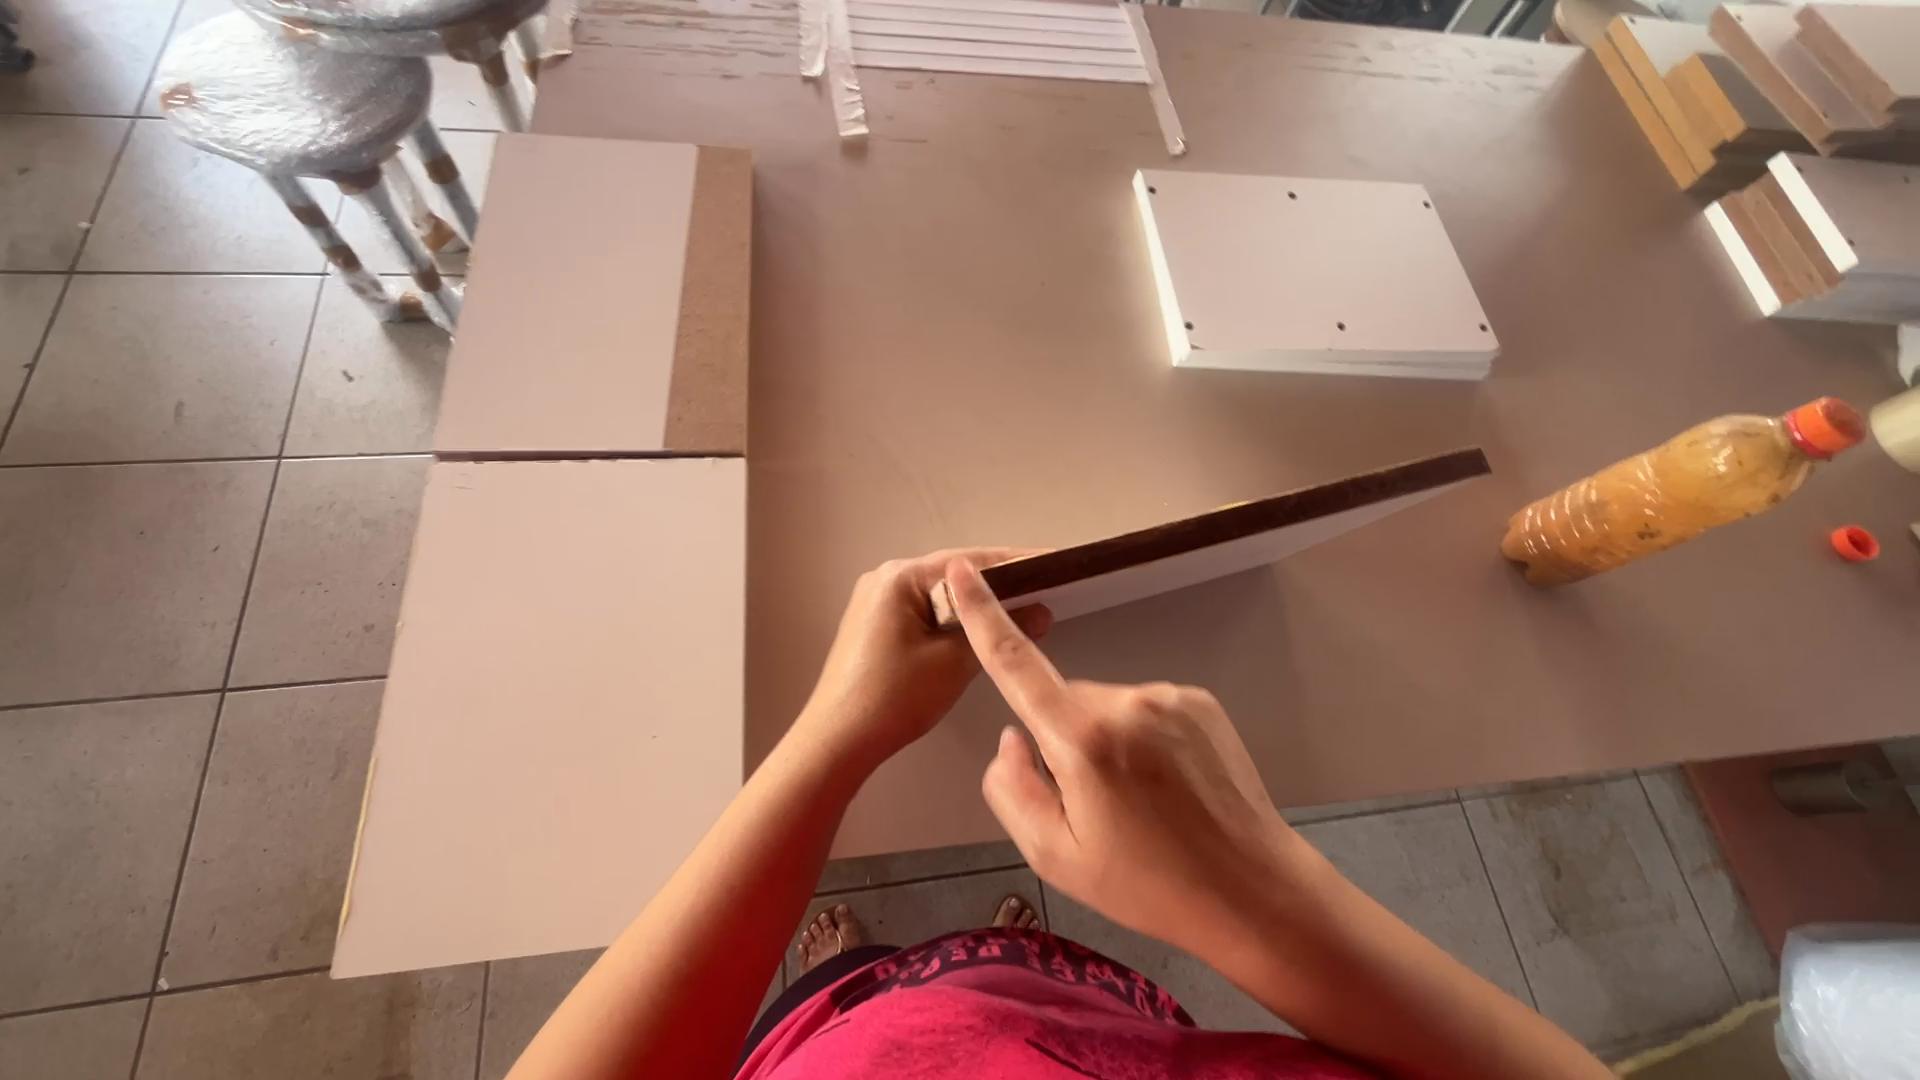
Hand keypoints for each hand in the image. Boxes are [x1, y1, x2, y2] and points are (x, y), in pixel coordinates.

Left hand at [795, 549, 1052, 767]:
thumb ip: (999, 633)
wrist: (836, 742)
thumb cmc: (893, 699)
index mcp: (899, 577)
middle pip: (953, 574)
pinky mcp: (874, 625)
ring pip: (939, 593)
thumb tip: (1042, 611)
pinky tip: (979, 630)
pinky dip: (953, 619)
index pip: (969, 561)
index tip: (1057, 567)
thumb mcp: (954, 663)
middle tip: (1047, 589)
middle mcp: (884, 579)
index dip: (1017, 564)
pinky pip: (923, 610)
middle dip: (998, 584)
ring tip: (1022, 608)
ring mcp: (875, 602)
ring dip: (975, 604)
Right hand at [946, 559, 1304, 962]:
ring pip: (1105, 705)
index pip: (1016, 664)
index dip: (983, 615)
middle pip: (1064, 701)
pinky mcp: (1199, 700)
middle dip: (1064, 739)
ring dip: (1105, 738)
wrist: (1250, 891)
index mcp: (1083, 738)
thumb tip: (1012, 737)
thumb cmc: (1145, 884)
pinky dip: (1140, 735)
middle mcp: (1125, 700)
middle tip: (1095, 802)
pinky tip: (1167, 782)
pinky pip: (1144, 706)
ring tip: (1140, 799)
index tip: (962, 572)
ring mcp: (1169, 695)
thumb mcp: (1054, 855)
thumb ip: (1011, 788)